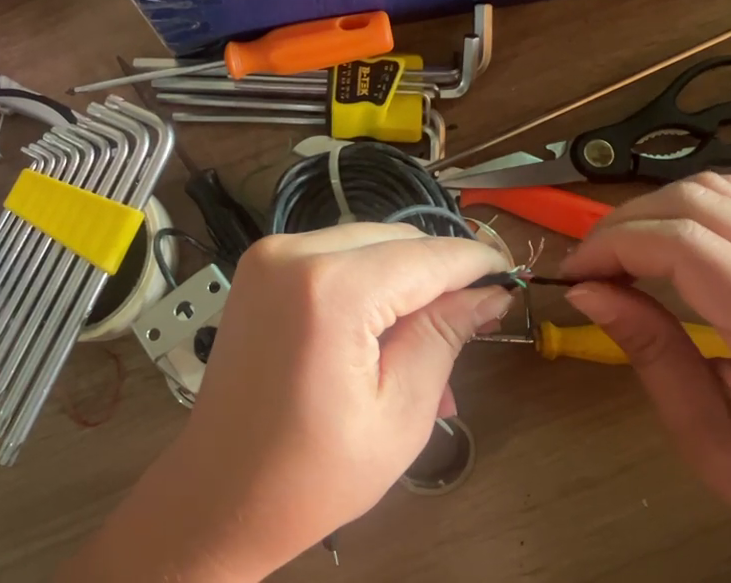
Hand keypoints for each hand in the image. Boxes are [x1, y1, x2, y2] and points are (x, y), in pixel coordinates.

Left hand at [67, 223, 509, 581]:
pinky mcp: (258, 268)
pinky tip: (383, 334)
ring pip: (365, 243)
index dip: (476, 263)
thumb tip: (488, 293)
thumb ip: (443, 336)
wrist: (218, 492)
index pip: (426, 255)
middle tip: (471, 325)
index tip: (512, 276)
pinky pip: (332, 256)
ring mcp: (268, 255)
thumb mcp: (399, 413)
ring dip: (403, 281)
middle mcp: (293, 251)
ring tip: (426, 346)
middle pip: (395, 239)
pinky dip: (365, 283)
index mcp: (329, 287)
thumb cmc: (311, 473)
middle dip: (438, 275)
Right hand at [559, 174, 730, 582]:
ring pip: (728, 192)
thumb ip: (649, 349)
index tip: (573, 271)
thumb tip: (584, 288)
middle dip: (629, 220)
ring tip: (624, 251)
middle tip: (590, 262)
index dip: (616, 243)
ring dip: (659, 208)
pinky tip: (670, 246)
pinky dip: (694, 211)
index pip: (689, 247)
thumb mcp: (704, 436)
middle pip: (705, 204)